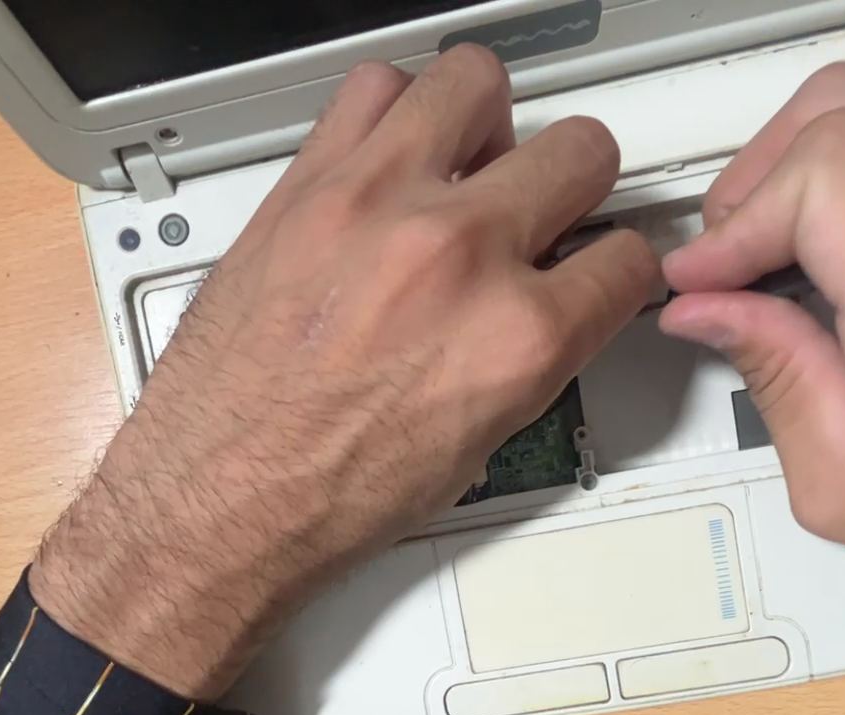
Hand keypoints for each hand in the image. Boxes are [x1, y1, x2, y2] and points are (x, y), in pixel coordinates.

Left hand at [31, 49, 657, 697]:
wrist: (218, 500)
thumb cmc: (328, 499)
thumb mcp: (469, 453)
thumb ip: (522, 364)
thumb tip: (540, 315)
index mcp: (515, 341)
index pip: (625, 261)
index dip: (617, 271)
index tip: (597, 271)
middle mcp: (457, 259)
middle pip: (581, 153)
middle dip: (576, 191)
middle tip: (542, 219)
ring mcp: (378, 208)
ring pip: (480, 83)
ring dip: (490, 128)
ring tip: (465, 173)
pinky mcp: (306, 189)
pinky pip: (374, 89)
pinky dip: (395, 115)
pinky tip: (389, 165)